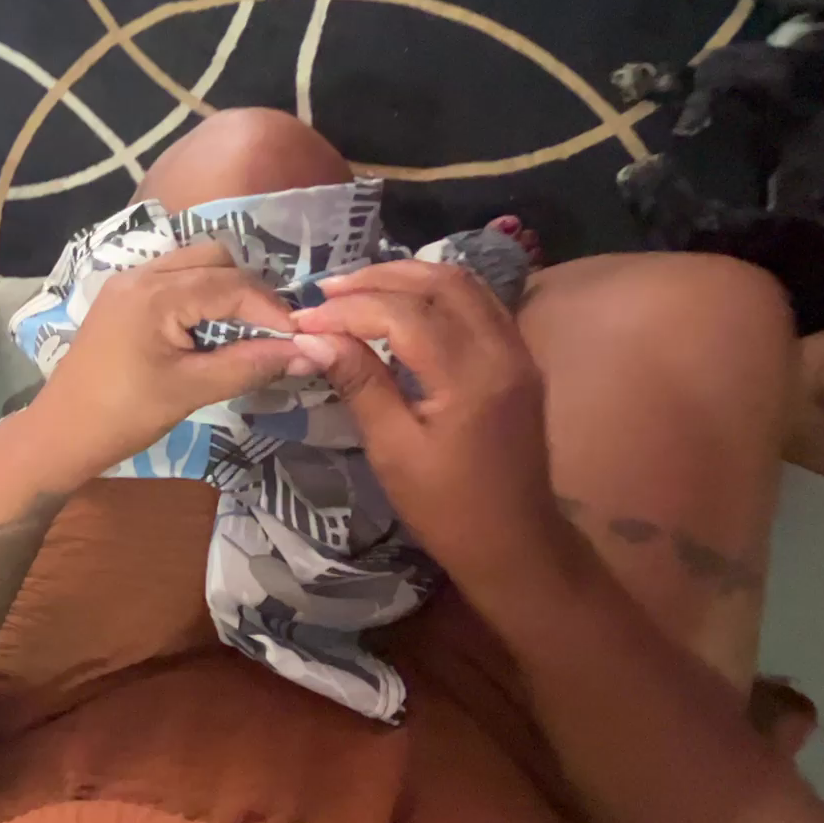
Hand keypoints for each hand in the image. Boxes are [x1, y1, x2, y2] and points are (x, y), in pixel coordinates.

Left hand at [24, 239, 314, 483]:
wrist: (60, 434)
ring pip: (192, 264)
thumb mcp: (191, 390)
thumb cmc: (123, 415)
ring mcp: (127, 283)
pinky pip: (171, 279)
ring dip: (224, 289)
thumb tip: (310, 353)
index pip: (231, 285)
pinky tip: (209, 328)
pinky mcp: (121, 298)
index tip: (301, 338)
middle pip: (214, 259)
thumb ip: (250, 366)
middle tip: (272, 332)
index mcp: (155, 293)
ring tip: (245, 330)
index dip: (272, 310)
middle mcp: (140, 274)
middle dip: (249, 291)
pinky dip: (198, 294)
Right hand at [287, 260, 566, 579]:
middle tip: (327, 292)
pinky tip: (399, 304)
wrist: (516, 545)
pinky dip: (433, 293)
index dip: (349, 310)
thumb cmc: (446, 508)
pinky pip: (476, 303)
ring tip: (355, 291)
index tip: (305, 321)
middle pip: (441, 282)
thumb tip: (312, 338)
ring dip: (407, 277)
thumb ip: (359, 383)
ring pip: (463, 284)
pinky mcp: (518, 359)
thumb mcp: (392, 449)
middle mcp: (503, 351)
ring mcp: (517, 352)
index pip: (405, 314)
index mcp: (471, 378)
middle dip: (378, 278)